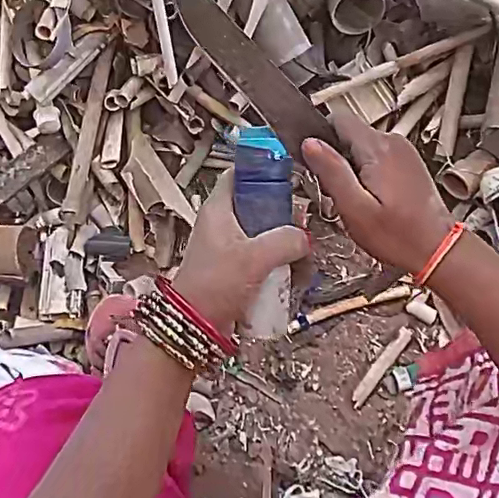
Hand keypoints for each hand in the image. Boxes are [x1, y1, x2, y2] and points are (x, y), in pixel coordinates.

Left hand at [170, 173, 308, 333]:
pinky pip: (262, 256)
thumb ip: (286, 240)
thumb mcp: (255, 257)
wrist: (194, 327)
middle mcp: (222, 222)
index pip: (238, 173)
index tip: (287, 177)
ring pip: (263, 232)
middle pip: (257, 204)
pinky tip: (290, 274)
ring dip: (283, 243)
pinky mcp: (234, 268)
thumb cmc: (216, 285)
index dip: (261, 170)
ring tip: (298, 257)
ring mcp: (228, 246)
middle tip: (298, 227)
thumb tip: (304, 238)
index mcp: (218, 208)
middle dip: (282, 215)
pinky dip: (276, 262)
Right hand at [302, 111, 455, 273]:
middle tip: (340, 192)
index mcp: (378, 149)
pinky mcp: (409, 162)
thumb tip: (310, 144)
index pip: (338, 119)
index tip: (318, 164)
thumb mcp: (355, 208)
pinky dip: (369, 172)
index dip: (321, 139)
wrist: (437, 250)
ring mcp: (404, 152)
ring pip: (362, 146)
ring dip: (353, 168)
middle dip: (337, 159)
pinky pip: (378, 157)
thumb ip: (332, 171)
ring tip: (359, 199)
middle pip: (349, 134)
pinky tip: (374, 198)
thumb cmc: (398, 235)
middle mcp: (393, 143)